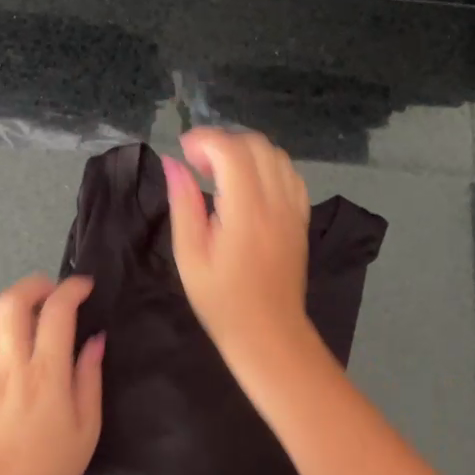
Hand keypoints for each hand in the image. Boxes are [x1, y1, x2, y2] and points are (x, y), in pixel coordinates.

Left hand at [0, 274, 104, 474]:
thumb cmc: (49, 465)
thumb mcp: (87, 427)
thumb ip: (89, 377)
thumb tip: (94, 340)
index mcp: (47, 373)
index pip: (56, 311)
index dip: (72, 289)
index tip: (84, 287)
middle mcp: (12, 362)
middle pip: (13, 299)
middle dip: (35, 284)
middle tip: (53, 293)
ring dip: (13, 305)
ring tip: (31, 317)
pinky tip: (12, 343)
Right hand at [164, 129, 315, 358]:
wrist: (268, 333)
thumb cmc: (220, 300)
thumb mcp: (189, 255)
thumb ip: (183, 204)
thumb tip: (173, 163)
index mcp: (246, 212)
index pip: (232, 151)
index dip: (205, 140)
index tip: (183, 152)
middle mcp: (275, 203)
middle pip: (257, 145)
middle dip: (223, 142)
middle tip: (197, 163)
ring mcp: (293, 210)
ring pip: (276, 155)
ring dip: (245, 152)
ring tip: (219, 172)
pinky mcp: (300, 218)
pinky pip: (289, 174)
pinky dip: (266, 166)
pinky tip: (246, 185)